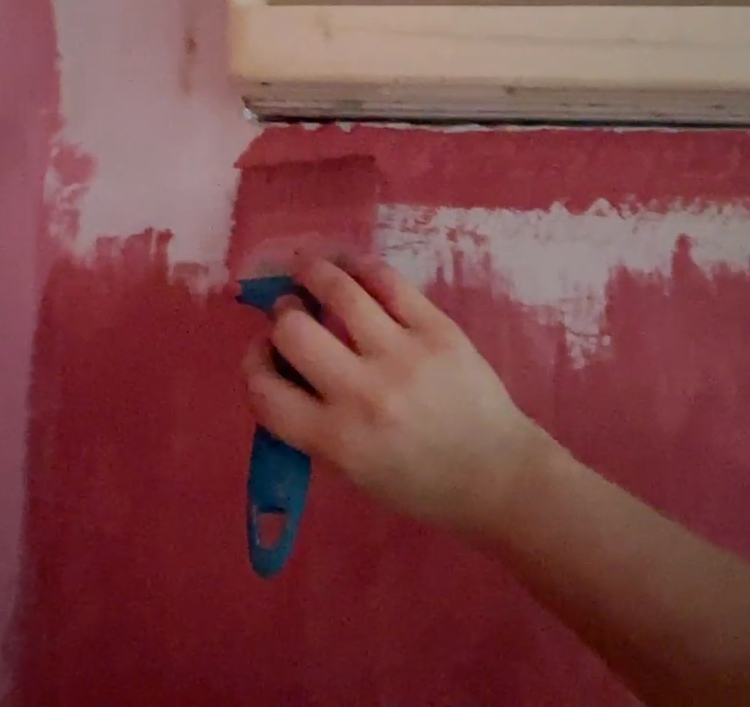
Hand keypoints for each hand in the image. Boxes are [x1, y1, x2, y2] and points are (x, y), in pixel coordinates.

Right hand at [241, 256, 546, 536]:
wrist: (497, 476)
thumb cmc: (419, 484)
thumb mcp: (351, 470)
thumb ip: (311, 422)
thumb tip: (283, 362)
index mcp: (336, 439)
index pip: (264, 390)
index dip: (253, 362)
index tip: (263, 350)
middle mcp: (362, 393)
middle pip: (292, 330)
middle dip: (282, 314)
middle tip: (291, 310)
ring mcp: (402, 354)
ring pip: (338, 290)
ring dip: (311, 272)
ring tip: (306, 267)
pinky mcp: (437, 329)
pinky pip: (387, 281)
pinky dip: (359, 266)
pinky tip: (348, 265)